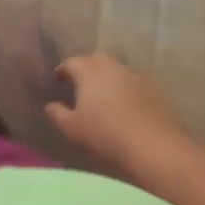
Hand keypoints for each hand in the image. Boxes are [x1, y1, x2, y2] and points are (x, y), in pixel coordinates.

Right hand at [45, 52, 188, 166]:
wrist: (152, 145)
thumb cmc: (105, 134)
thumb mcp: (72, 128)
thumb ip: (57, 113)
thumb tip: (50, 105)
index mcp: (89, 71)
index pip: (71, 62)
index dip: (63, 70)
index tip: (59, 80)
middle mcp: (112, 66)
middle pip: (96, 58)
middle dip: (87, 67)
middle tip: (82, 83)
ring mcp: (135, 75)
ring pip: (117, 69)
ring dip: (109, 76)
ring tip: (105, 94)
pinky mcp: (154, 87)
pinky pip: (135, 81)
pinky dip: (128, 87)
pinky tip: (128, 104)